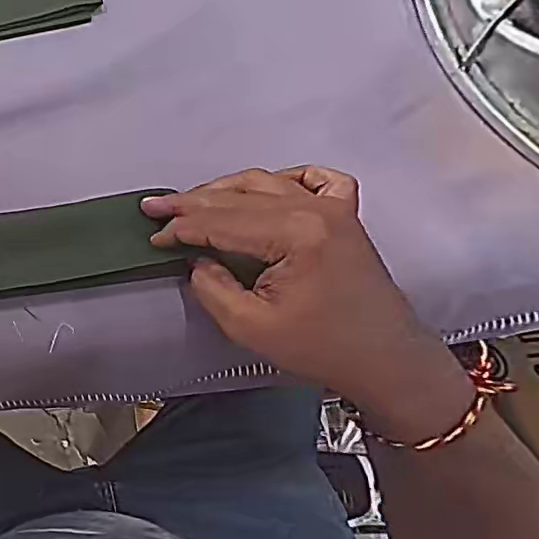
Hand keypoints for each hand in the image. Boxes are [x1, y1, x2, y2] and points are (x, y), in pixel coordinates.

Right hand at [142, 167, 473, 443]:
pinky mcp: (345, 216)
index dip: (182, 228)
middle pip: (239, 197)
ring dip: (225, 190)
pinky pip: (314, 180)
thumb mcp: (249, 327)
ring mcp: (334, 208)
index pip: (222, 221)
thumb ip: (212, 288)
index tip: (154, 236)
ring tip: (191, 200)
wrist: (384, 359)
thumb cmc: (322, 348)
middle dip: (191, 203)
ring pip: (266, 183)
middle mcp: (315, 209)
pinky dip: (285, 179)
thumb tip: (198, 260)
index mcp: (295, 234)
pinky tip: (266, 188)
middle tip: (156, 207)